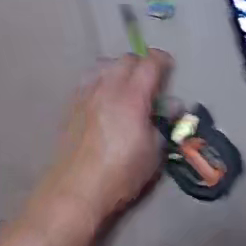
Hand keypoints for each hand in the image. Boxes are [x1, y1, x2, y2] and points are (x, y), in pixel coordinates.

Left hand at [28, 53, 171, 226]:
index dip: (162, 59)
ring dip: (118, 69)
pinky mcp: (72, 102)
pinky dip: (101, 79)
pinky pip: (88, 78)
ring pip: (104, 64)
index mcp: (132, 96)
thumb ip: (163, 122)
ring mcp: (86, 92)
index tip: (169, 65)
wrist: (77, 186)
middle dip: (141, 64)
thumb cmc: (121, 173)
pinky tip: (103, 96)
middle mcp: (107, 86)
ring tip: (125, 85)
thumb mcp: (153, 152)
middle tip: (149, 80)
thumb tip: (173, 104)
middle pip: (126, 59)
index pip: (149, 63)